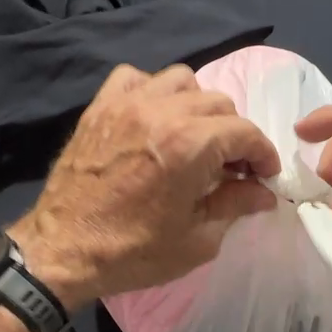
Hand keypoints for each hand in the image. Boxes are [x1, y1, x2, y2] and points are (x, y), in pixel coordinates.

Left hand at [10, 64, 281, 307]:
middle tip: (234, 168)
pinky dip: (157, 93)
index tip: (266, 177)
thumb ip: (234, 206)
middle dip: (236, 134)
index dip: (264, 154)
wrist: (65, 250)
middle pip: (219, 103)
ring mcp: (127, 104)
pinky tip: (159, 121)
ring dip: (200, 108)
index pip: (245, 132)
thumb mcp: (197, 240)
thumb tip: (263, 193)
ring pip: (183, 81)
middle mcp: (162, 112)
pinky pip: (138, 78)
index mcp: (190, 146)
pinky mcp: (101, 107)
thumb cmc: (136, 253)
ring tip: (198, 140)